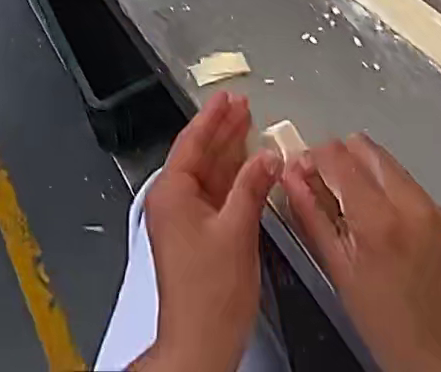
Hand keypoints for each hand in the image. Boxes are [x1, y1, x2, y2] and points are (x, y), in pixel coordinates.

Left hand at [130, 92, 281, 371]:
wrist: (200, 343)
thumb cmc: (211, 290)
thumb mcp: (236, 232)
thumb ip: (252, 188)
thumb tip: (268, 155)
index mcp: (172, 191)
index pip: (192, 142)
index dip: (212, 117)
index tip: (228, 96)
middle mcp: (173, 199)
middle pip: (200, 154)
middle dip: (222, 129)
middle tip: (243, 104)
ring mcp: (185, 217)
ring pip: (209, 173)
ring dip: (229, 151)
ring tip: (248, 124)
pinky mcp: (198, 234)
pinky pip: (215, 194)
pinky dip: (233, 179)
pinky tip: (251, 167)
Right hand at [282, 135, 440, 371]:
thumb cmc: (388, 324)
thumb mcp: (337, 268)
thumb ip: (310, 213)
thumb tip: (288, 175)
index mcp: (378, 218)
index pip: (335, 155)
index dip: (310, 158)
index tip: (298, 174)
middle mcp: (408, 202)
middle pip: (360, 146)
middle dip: (334, 159)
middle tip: (319, 187)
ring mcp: (428, 205)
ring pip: (379, 157)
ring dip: (356, 169)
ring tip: (345, 205)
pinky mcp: (438, 212)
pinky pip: (398, 177)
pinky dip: (377, 183)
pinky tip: (369, 215)